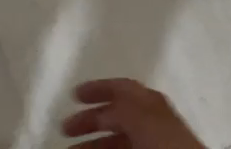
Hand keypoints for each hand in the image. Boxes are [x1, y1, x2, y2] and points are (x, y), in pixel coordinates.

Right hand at [60, 78, 206, 148]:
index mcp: (150, 102)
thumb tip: (99, 109)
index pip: (121, 88)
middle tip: (63, 129)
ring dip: (92, 144)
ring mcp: (150, 141)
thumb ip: (120, 108)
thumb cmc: (167, 143)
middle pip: (114, 116)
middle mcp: (149, 119)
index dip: (97, 88)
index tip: (72, 94)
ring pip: (116, 141)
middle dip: (88, 121)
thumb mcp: (141, 118)